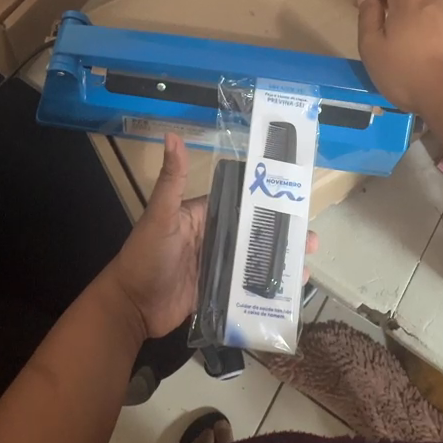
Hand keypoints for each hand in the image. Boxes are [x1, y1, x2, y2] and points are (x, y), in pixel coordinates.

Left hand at [94, 135, 321, 341]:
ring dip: (280, 260)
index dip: (266, 198)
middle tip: (311, 237)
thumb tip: (172, 135)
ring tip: (308, 264)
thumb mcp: (160, 215)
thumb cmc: (145, 256)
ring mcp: (217, 266)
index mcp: (203, 214)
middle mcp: (213, 237)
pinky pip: (248, 287)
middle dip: (282, 233)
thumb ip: (172, 180)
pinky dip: (269, 287)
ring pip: (255, 259)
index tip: (295, 196)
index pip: (240, 201)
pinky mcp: (218, 293)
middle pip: (254, 232)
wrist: (130, 307)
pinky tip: (291, 290)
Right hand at [357, 0, 442, 116]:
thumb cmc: (406, 72)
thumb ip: (367, 16)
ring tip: (405, 49)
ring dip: (411, 20)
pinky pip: (441, 25)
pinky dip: (429, 34)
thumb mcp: (372, 47)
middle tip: (381, 32)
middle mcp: (433, 0)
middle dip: (390, 4)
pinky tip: (427, 58)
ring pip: (425, 9)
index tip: (362, 5)